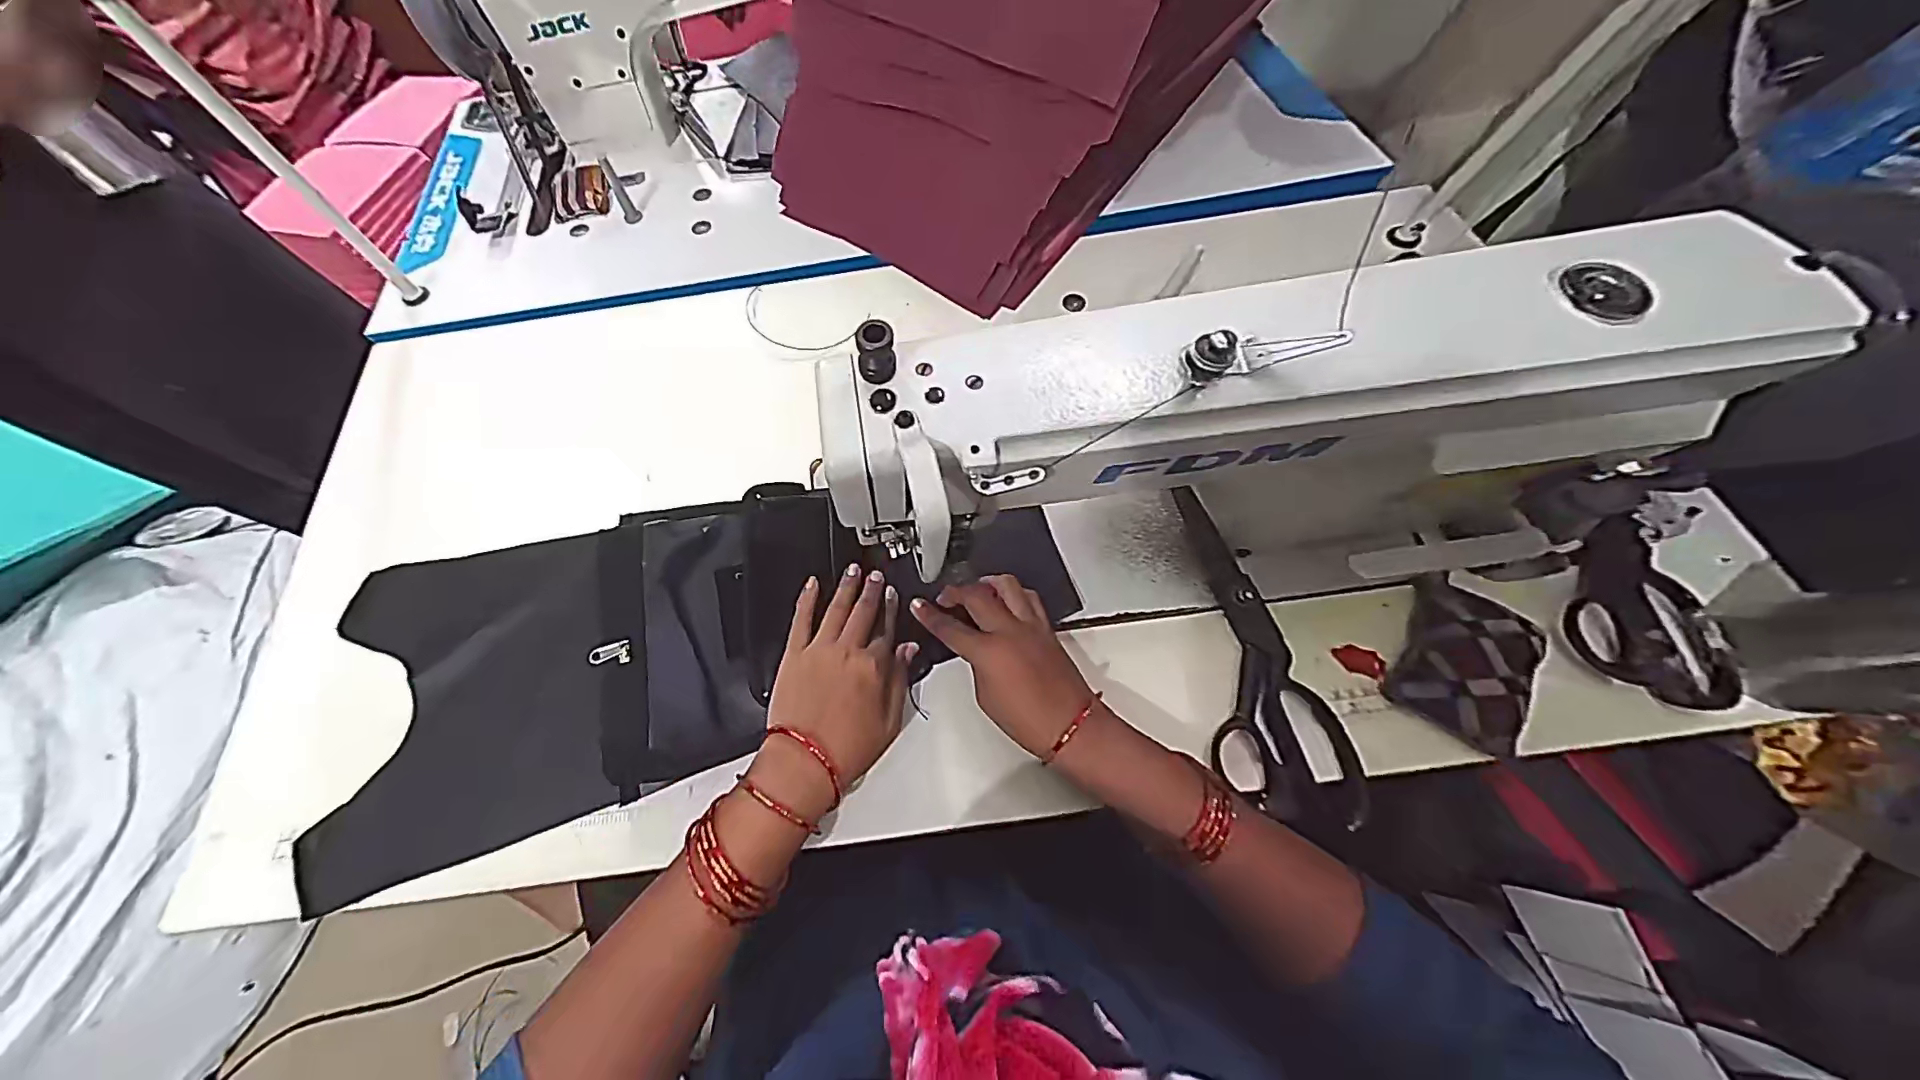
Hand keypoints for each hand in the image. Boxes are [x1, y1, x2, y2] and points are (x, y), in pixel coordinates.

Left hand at [758, 565, 915, 815]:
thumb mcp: (889, 720)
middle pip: (864, 612)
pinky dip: (807, 599)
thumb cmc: (845, 749)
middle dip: (872, 591)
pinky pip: (801, 619)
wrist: (805, 761)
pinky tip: (813, 586)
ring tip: (853, 570)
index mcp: (874, 668)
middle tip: (876, 576)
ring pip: (837, 608)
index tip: (893, 598)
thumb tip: (907, 654)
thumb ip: (899, 680)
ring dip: (847, 587)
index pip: (888, 631)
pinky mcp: (794, 656)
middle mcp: (848, 652)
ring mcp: (819, 651)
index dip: (892, 611)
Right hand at [911, 575, 1095, 758]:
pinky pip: (1029, 598)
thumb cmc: (1032, 720)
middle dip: (955, 592)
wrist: (1070, 724)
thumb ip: (976, 665)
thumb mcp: (986, 696)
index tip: (920, 606)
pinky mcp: (1047, 629)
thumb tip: (974, 651)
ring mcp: (1032, 626)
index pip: (950, 627)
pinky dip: (1014, 593)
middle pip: (976, 595)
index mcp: (989, 652)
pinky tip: (1008, 598)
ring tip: (977, 587)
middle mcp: (1011, 632)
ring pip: (1007, 585)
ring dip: (987, 582)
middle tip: (945, 596)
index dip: (929, 615)